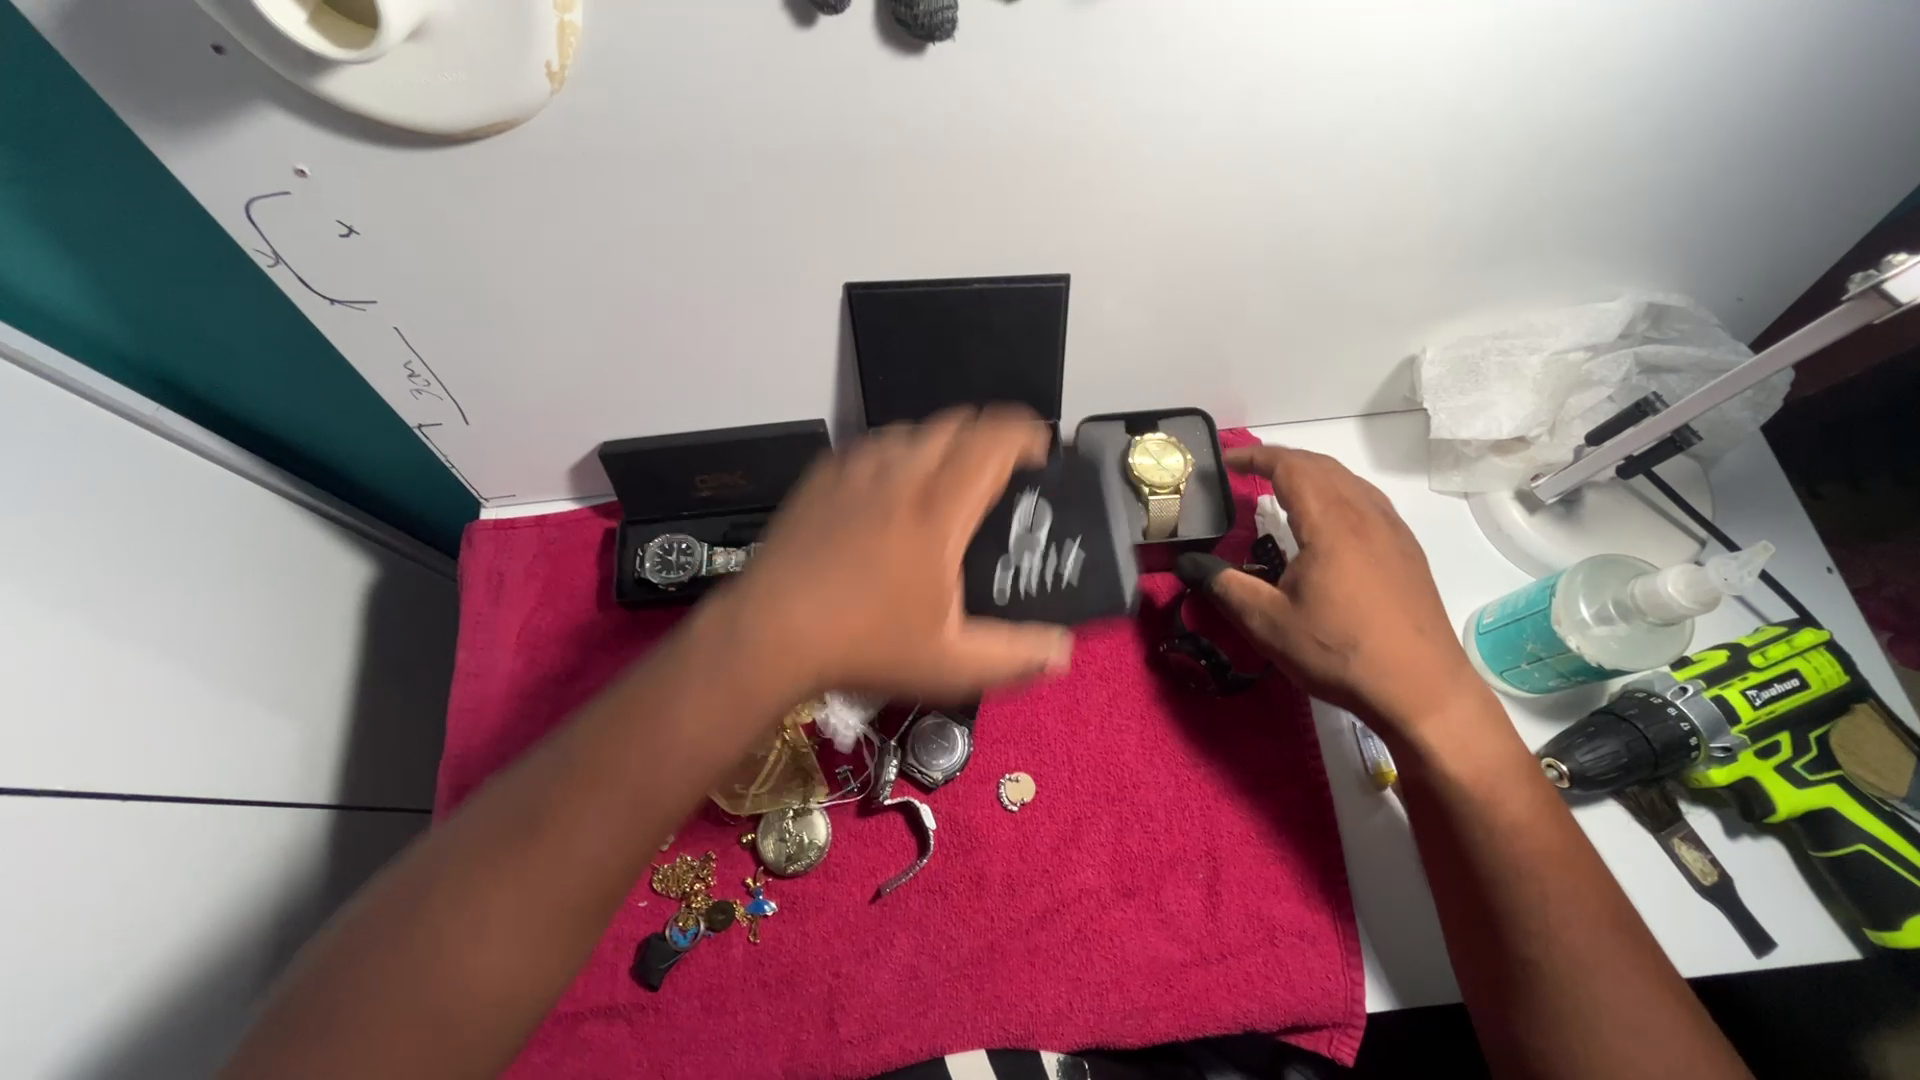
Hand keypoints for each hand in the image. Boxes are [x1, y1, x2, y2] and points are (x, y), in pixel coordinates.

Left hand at [716, 405, 1073, 701]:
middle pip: (956, 423)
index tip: (1041, 452)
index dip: (1027, 433)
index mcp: (937, 510)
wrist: (767, 635)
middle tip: (1001, 471)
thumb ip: (1014, 655)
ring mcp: (854, 472)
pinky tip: (890, 488)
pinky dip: (895, 454)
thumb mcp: (950, 664)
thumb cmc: (863, 646)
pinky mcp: (820, 479)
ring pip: (911, 429)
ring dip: (941, 442)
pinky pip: (869, 445)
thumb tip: (1062, 651)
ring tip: (948, 477)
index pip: (993, 439)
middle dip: (989, 435)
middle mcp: (898, 476)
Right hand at [1180, 445, 1491, 744]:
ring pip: (1350, 482)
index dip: (1255, 457)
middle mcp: (1367, 515)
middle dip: (1282, 461)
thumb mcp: (1267, 622)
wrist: (1421, 690)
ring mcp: (1393, 533)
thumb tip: (1188, 564)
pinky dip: (1337, 496)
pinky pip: (1368, 503)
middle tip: (1248, 473)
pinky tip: (1325, 526)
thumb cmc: (1339, 652)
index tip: (1226, 462)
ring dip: (1312, 476)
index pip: (1291, 467)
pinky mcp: (1407, 553)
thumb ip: (1223, 585)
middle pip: (1323, 467)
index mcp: (1331, 522)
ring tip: (1282, 492)